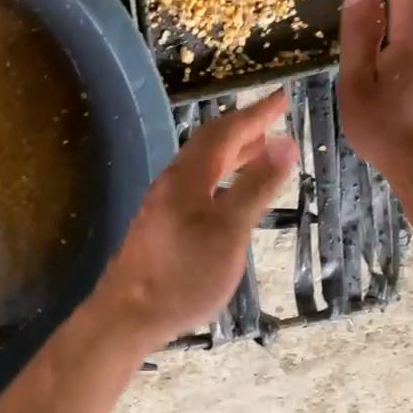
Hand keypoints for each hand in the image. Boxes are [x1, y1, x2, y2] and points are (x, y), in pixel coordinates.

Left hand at [92, 92, 296, 348]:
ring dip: (232, 153)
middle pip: (209, 145)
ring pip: (201, 167)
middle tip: (276, 117)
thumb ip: (256, 187)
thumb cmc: (182, 276)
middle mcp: (171, 184)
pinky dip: (220, 176)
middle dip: (244, 129)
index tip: (282, 97)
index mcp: (186, 178)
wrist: (127, 314)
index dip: (255, 115)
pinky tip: (229, 192)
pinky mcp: (160, 226)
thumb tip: (285, 143)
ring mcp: (162, 205)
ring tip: (262, 148)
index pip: (224, 133)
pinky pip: (196, 186)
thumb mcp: (229, 231)